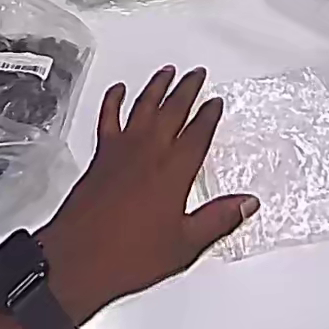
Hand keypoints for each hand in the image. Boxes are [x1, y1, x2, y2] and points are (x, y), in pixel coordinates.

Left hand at [34, 67, 258, 322]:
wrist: (81, 257)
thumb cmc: (132, 255)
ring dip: (156, 86)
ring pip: (143, 106)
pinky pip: (108, 117)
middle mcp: (149, 152)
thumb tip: (247, 203)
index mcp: (174, 172)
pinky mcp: (101, 154)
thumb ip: (218, 219)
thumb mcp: (186, 245)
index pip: (198, 134)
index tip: (216, 101)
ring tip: (167, 72)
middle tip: (197, 74)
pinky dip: (113, 100)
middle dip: (187, 90)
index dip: (209, 115)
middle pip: (173, 111)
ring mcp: (122, 149)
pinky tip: (118, 89)